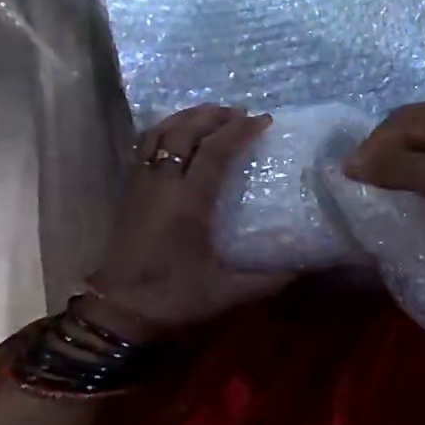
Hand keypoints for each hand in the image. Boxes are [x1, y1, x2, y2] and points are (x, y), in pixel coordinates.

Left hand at [88, 106, 290, 340]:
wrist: (118, 311)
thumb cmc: (173, 298)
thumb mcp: (227, 293)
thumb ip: (269, 280)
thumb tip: (306, 270)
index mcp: (189, 202)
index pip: (215, 151)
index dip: (240, 131)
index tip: (263, 120)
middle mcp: (163, 184)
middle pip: (186, 132)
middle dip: (214, 116)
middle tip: (241, 112)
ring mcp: (141, 184)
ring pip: (161, 133)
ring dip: (188, 118)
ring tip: (213, 114)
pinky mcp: (129, 190)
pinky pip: (146, 145)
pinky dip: (166, 130)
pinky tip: (180, 133)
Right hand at [342, 96, 424, 227]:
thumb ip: (397, 169)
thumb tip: (351, 163)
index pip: (390, 126)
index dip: (368, 151)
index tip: (352, 178)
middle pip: (404, 125)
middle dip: (382, 149)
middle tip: (367, 180)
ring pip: (422, 133)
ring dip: (401, 153)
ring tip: (389, 181)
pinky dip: (421, 157)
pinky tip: (422, 175)